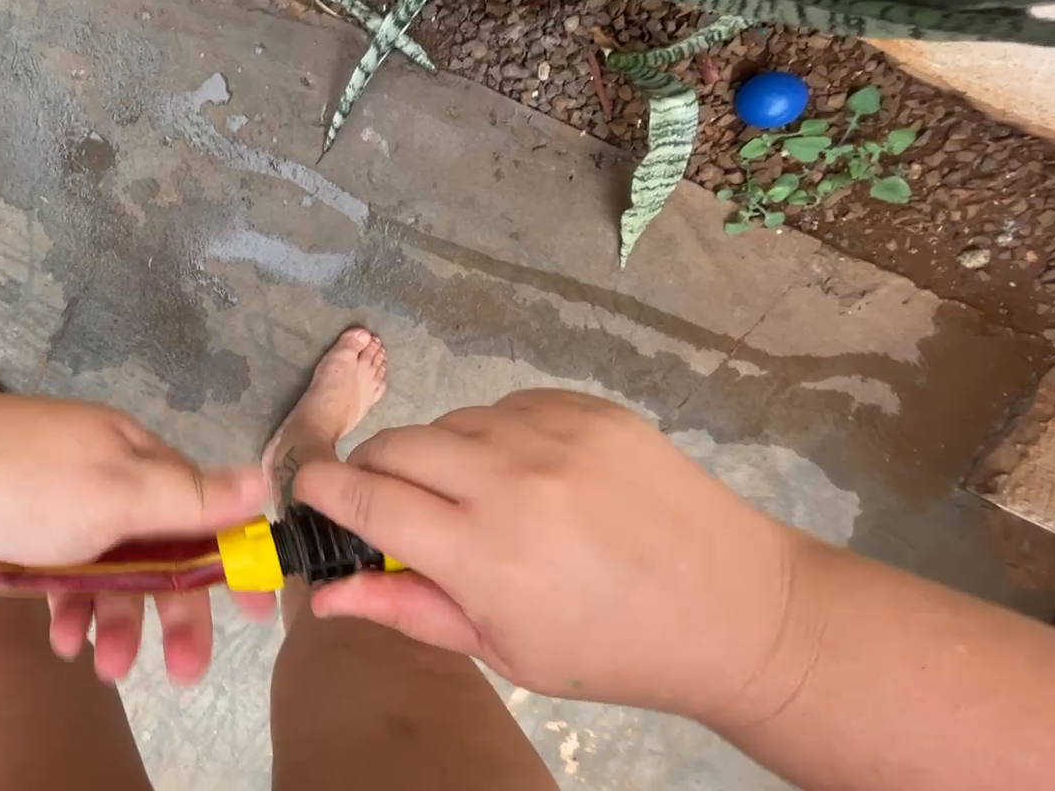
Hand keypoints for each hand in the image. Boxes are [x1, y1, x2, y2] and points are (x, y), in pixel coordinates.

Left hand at [0, 390, 269, 683]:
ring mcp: (68, 508)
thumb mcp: (121, 490)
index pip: (203, 505)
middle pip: (161, 547)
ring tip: (104, 664)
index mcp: (136, 456)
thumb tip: (262, 477)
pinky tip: (62, 637)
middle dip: (174, 608)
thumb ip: (193, 495)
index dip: (231, 555)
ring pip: (114, 572)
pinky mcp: (32, 535)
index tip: (256, 606)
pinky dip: (73, 609)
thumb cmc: (34, 481)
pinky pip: (69, 577)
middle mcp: (108, 478)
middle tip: (184, 671)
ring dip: (118, 620)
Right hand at [295, 389, 799, 721]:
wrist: (746, 611)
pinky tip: (532, 473)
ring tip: (482, 495)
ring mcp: (550, 432)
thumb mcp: (502, 649)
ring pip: (445, 423)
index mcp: (486, 553)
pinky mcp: (582, 405)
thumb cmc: (612, 647)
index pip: (366, 500)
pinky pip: (499, 406)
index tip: (308, 492)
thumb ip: (405, 609)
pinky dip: (493, 436)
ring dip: (440, 456)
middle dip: (374, 471)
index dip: (322, 489)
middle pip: (393, 446)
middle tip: (398, 504)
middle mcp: (510, 479)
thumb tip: (322, 591)